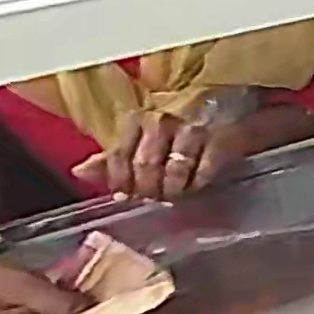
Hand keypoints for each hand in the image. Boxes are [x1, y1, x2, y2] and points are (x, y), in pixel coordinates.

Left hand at [71, 110, 248, 201]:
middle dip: (148, 189)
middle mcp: (163, 122)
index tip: (124, 197)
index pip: (120, 155)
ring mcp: (193, 132)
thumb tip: (80, 173)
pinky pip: (203, 173)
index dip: (120, 180)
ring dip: (173, 191)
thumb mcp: (146, 133)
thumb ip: (117, 154)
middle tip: (153, 202)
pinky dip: (197, 186)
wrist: (234, 111)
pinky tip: (195, 190)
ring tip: (173, 198)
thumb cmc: (187, 123)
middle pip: (146, 166)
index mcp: (140, 117)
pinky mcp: (220, 143)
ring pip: (174, 171)